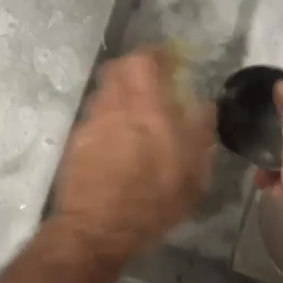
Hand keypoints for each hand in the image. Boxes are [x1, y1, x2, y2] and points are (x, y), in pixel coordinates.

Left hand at [50, 48, 213, 264]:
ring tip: (135, 112)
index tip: (169, 60)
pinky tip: (118, 139)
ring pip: (105, 90)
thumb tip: (205, 105)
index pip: (144, 59)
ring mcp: (91, 121)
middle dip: (135, 67)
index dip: (156, 54)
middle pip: (118, 68)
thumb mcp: (194, 173)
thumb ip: (200, 132)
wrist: (98, 228)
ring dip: (120, 92)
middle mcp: (115, 105)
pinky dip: (108, 117)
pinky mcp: (77, 141)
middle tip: (152, 80)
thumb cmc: (154, 200)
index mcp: (147, 105)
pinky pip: (95, 115)